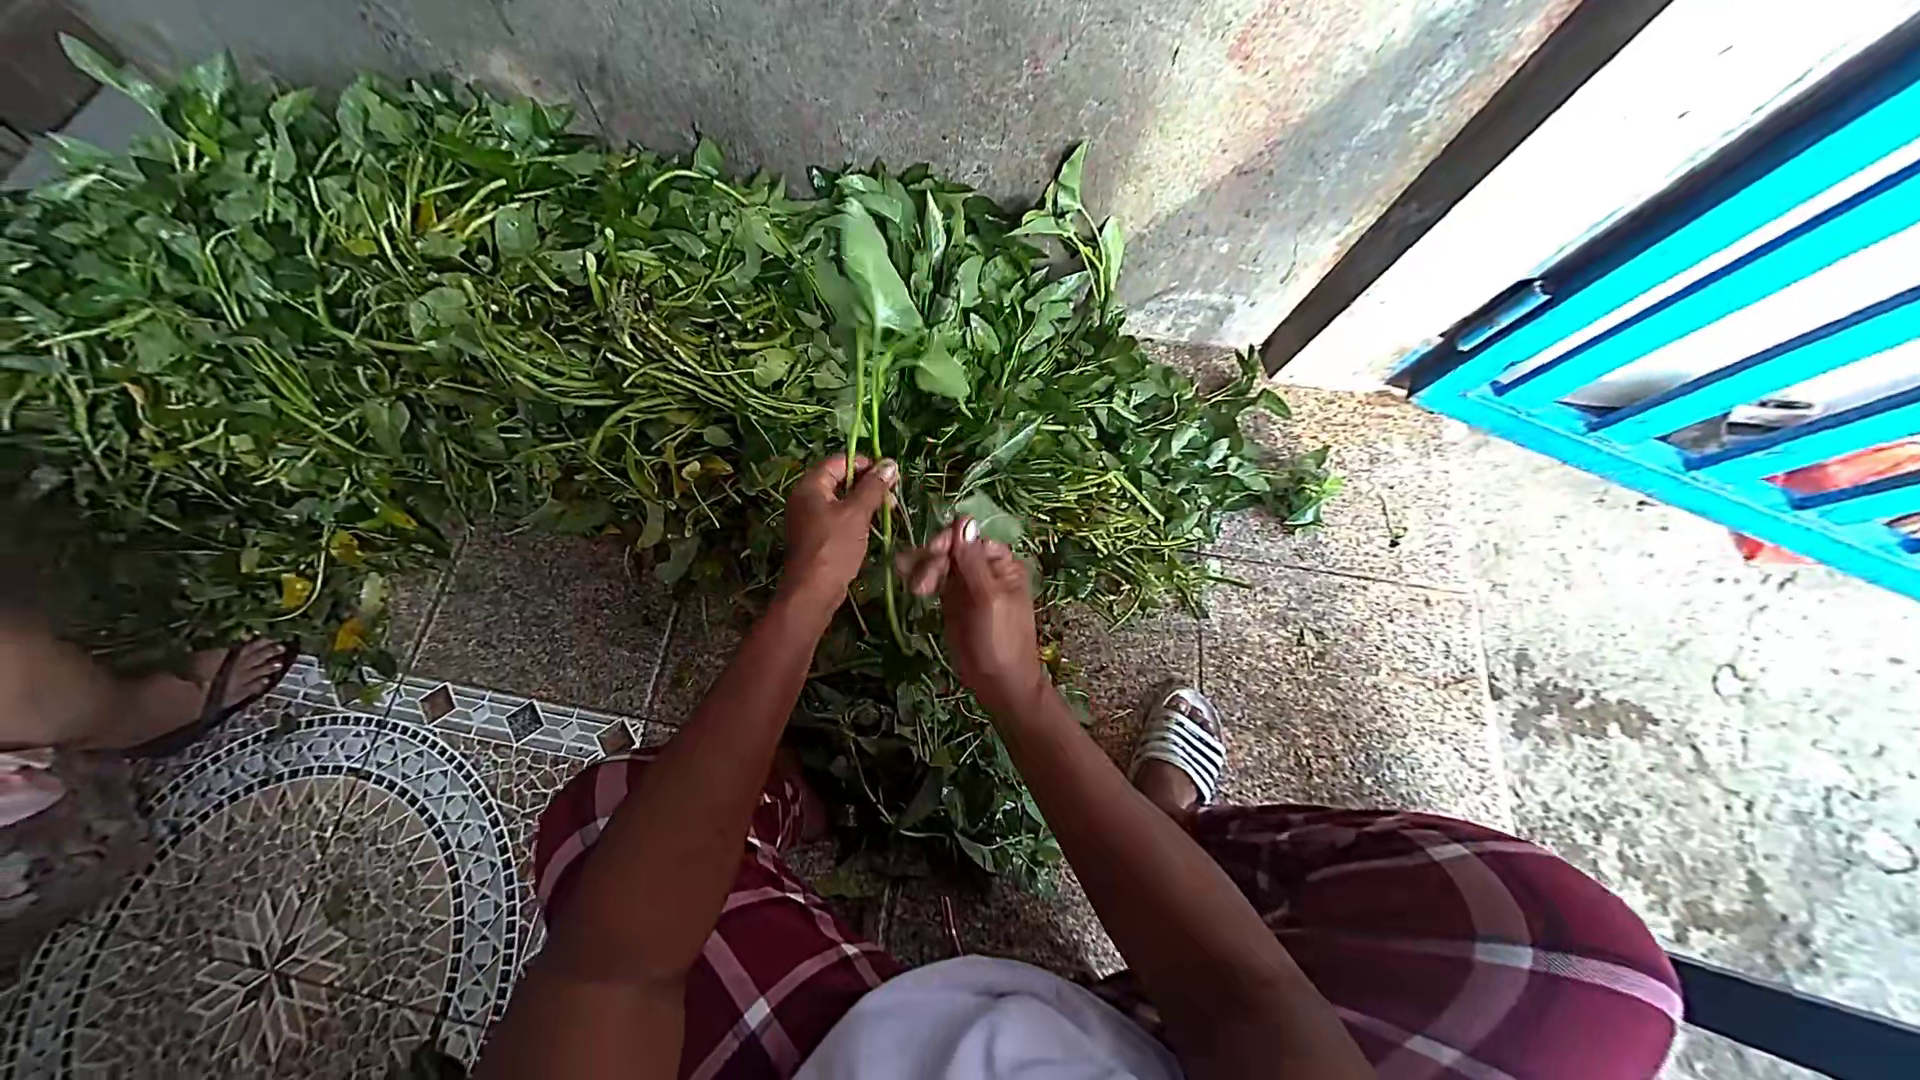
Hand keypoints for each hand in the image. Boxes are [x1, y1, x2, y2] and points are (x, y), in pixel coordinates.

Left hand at [781, 455, 896, 606]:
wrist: (813, 590)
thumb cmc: (834, 547)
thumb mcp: (857, 513)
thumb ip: (873, 487)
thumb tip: (890, 464)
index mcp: (810, 486)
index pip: (838, 461)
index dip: (865, 464)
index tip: (889, 474)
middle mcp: (804, 498)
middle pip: (839, 479)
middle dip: (867, 484)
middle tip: (891, 495)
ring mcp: (808, 518)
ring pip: (839, 500)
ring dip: (863, 502)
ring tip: (887, 510)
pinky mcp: (814, 536)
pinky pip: (836, 517)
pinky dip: (854, 517)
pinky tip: (871, 526)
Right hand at [897, 518, 1048, 715]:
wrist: (999, 682)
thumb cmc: (1002, 640)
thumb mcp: (989, 598)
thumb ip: (973, 560)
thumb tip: (963, 520)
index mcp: (1002, 563)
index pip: (970, 538)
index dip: (950, 541)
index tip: (933, 552)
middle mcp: (984, 568)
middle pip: (951, 549)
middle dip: (933, 560)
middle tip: (921, 584)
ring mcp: (966, 584)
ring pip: (939, 563)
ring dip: (923, 568)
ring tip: (913, 587)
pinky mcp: (952, 600)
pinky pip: (934, 580)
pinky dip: (920, 577)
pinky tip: (906, 578)